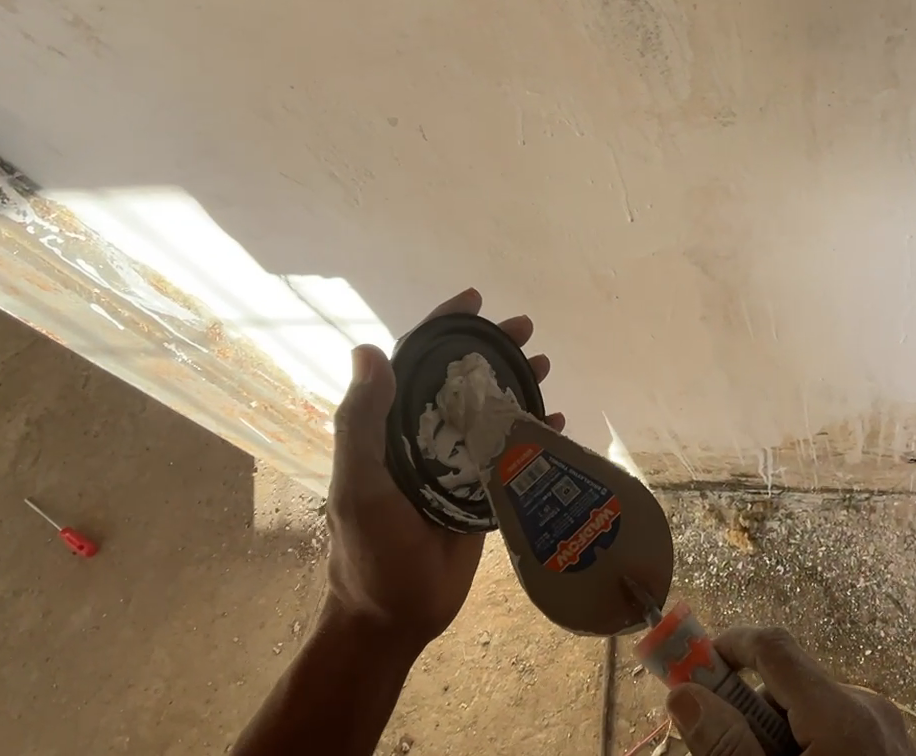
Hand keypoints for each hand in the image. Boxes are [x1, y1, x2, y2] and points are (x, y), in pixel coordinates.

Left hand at [324, 288, 558, 652]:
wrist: (396, 614)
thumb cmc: (370, 549)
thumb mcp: (359, 483)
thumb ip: (362, 421)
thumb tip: (367, 350)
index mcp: (393, 427)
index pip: (416, 361)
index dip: (444, 325)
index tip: (474, 299)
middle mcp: (426, 436)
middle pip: (463, 379)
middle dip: (493, 348)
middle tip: (525, 329)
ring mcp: (457, 462)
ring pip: (491, 409)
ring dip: (518, 383)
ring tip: (545, 364)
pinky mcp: (483, 489)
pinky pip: (512, 450)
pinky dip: (534, 433)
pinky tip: (556, 422)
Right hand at [667, 627, 915, 755]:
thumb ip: (728, 748)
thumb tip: (684, 696)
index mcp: (843, 713)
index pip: (773, 647)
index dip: (726, 648)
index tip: (688, 671)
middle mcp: (869, 709)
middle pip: (788, 685)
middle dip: (745, 714)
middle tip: (720, 753)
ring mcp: (886, 732)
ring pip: (809, 713)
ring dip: (774, 740)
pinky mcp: (891, 753)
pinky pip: (835, 733)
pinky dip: (805, 751)